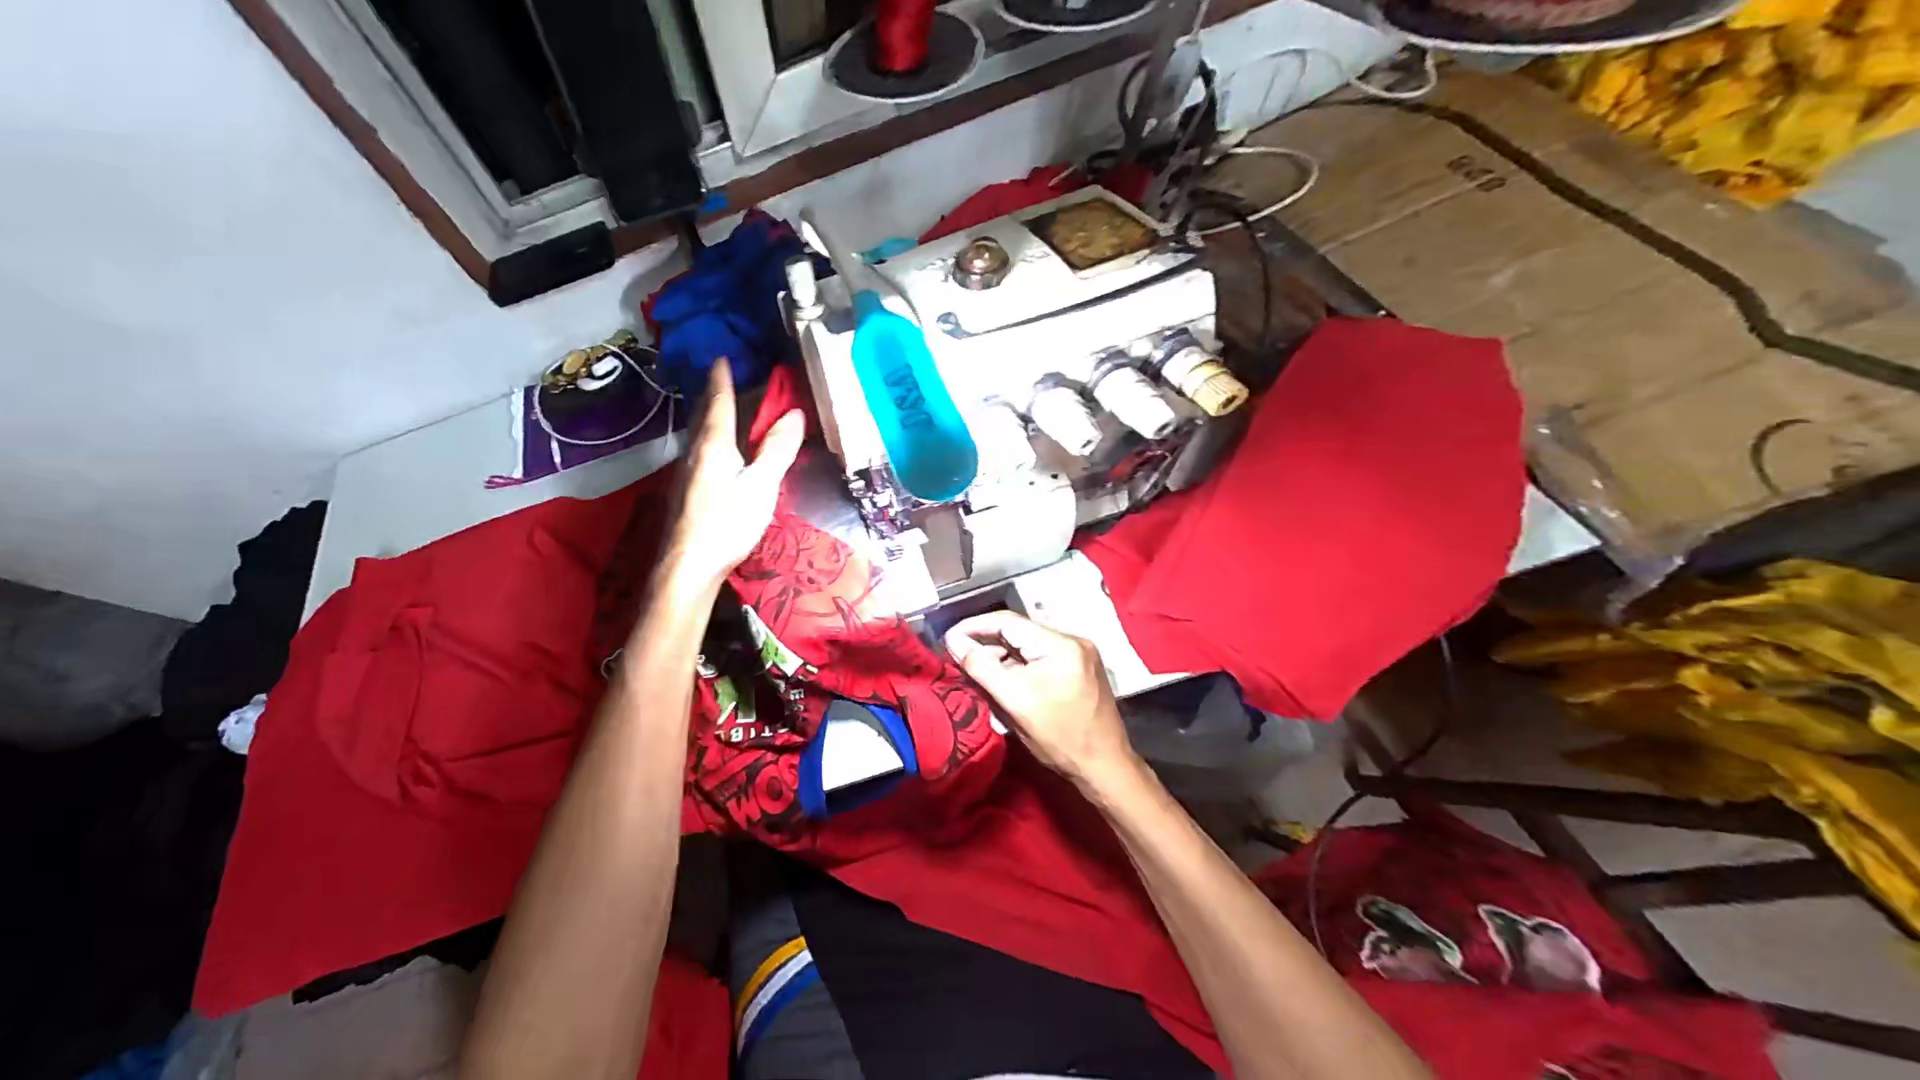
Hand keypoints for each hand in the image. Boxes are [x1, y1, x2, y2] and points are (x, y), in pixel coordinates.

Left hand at [663, 360, 803, 589]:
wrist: (688, 566)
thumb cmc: (728, 523)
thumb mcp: (761, 485)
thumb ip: (777, 449)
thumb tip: (794, 414)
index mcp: (714, 445)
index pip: (719, 403)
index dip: (722, 380)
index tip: (722, 359)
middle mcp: (694, 452)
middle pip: (703, 415)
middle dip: (713, 395)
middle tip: (722, 379)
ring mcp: (685, 473)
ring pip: (697, 435)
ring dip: (708, 417)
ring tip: (720, 409)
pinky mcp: (684, 492)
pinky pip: (697, 452)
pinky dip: (707, 439)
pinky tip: (713, 452)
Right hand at [943, 611, 1141, 792]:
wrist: (1105, 767)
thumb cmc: (1059, 739)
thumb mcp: (1014, 702)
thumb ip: (981, 667)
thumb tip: (953, 641)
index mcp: (1060, 644)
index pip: (1007, 621)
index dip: (973, 627)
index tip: (948, 638)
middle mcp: (1073, 640)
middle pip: (1018, 631)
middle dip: (986, 644)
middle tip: (959, 659)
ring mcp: (1079, 653)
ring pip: (1028, 645)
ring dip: (1002, 656)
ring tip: (978, 674)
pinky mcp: (1080, 667)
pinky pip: (1041, 656)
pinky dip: (1019, 665)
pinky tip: (1004, 682)